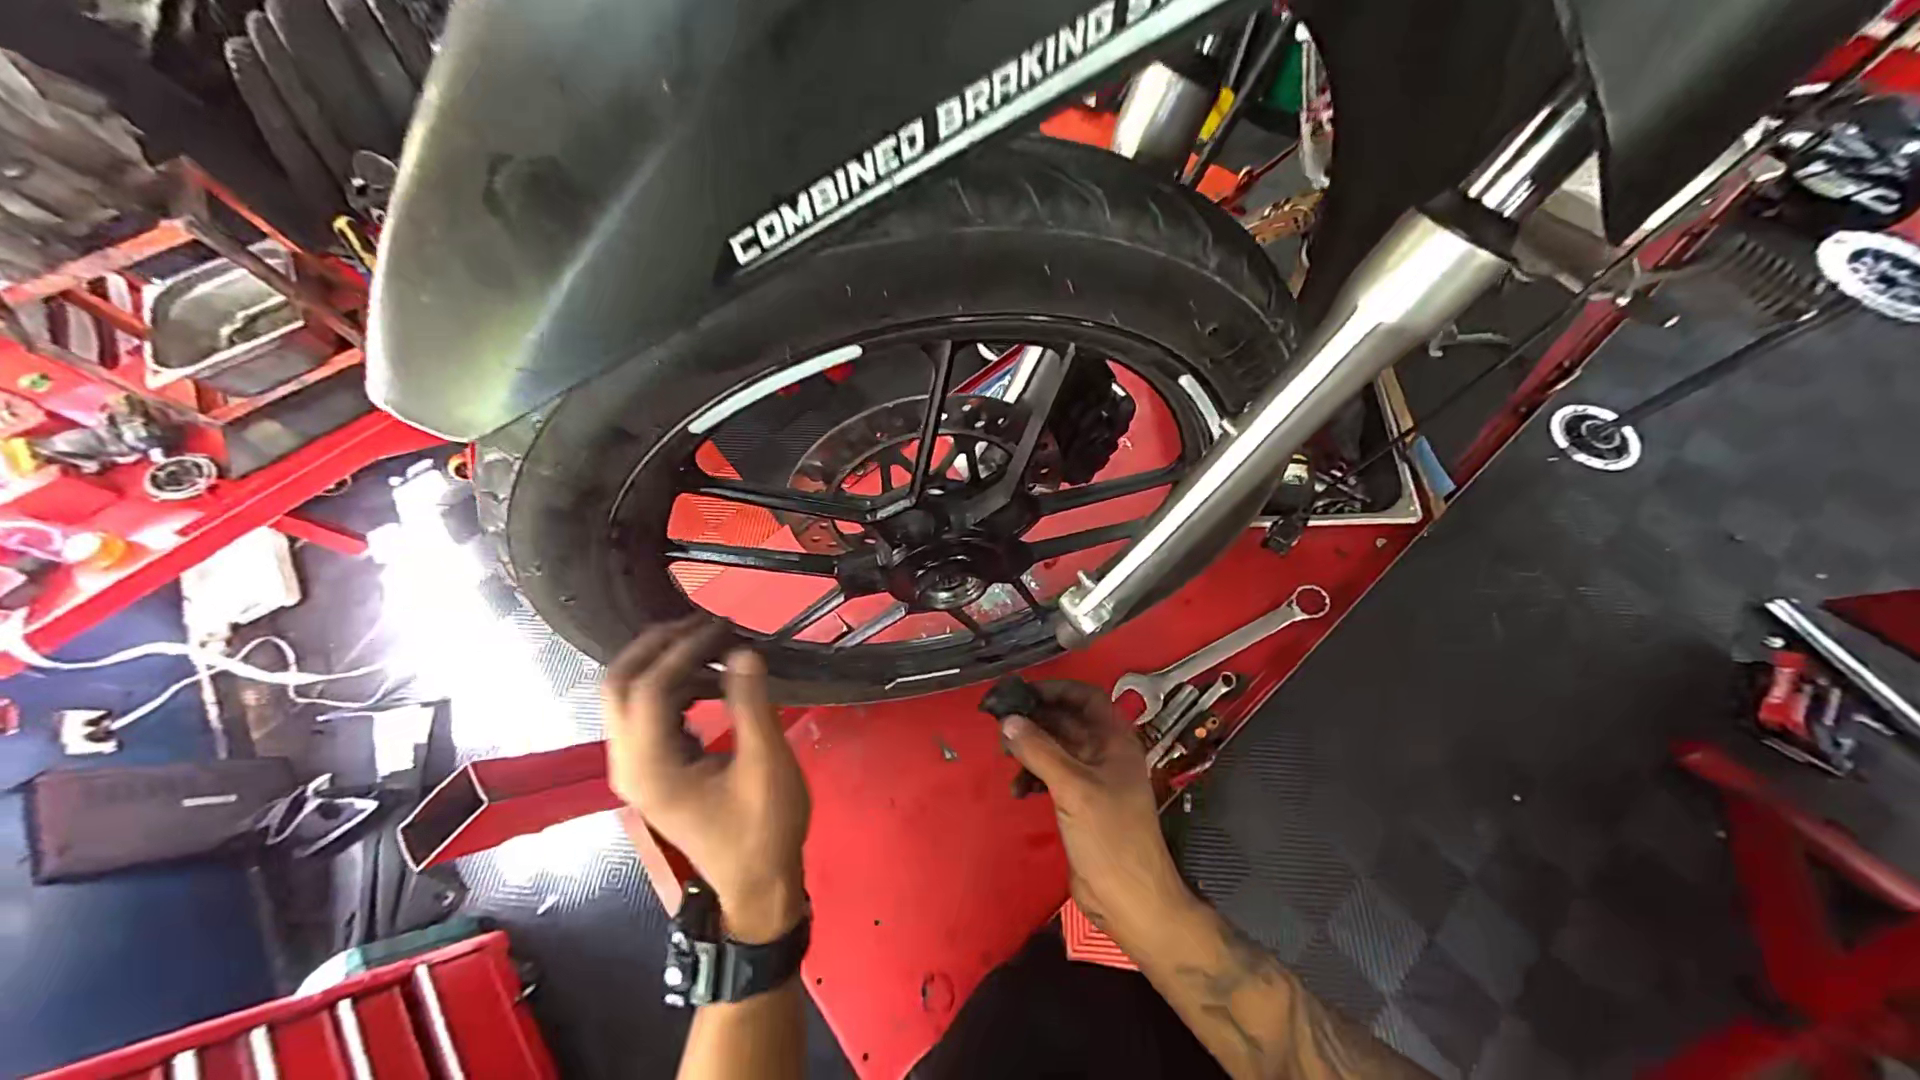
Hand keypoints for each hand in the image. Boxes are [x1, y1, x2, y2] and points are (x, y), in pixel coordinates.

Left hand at [602, 617, 810, 943]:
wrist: (756, 883)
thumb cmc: (763, 830)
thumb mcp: (766, 765)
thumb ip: (752, 703)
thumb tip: (742, 651)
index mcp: (650, 767)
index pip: (651, 687)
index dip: (685, 649)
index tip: (723, 627)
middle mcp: (628, 764)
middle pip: (618, 685)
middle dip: (656, 645)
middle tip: (702, 623)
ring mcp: (635, 767)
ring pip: (627, 696)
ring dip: (663, 662)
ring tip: (711, 643)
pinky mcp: (651, 768)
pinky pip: (646, 712)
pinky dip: (672, 685)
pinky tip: (709, 678)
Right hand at [999, 681, 1193, 934]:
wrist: (1129, 899)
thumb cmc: (1111, 837)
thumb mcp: (1074, 788)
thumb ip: (1040, 751)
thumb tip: (1008, 721)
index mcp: (1115, 741)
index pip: (1086, 697)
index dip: (1057, 689)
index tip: (1023, 692)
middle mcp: (1104, 754)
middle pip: (1067, 721)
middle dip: (1035, 719)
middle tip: (1002, 722)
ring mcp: (1092, 779)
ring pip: (1055, 748)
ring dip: (1030, 748)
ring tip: (1006, 756)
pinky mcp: (1079, 802)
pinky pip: (1051, 775)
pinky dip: (1032, 776)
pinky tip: (1018, 790)